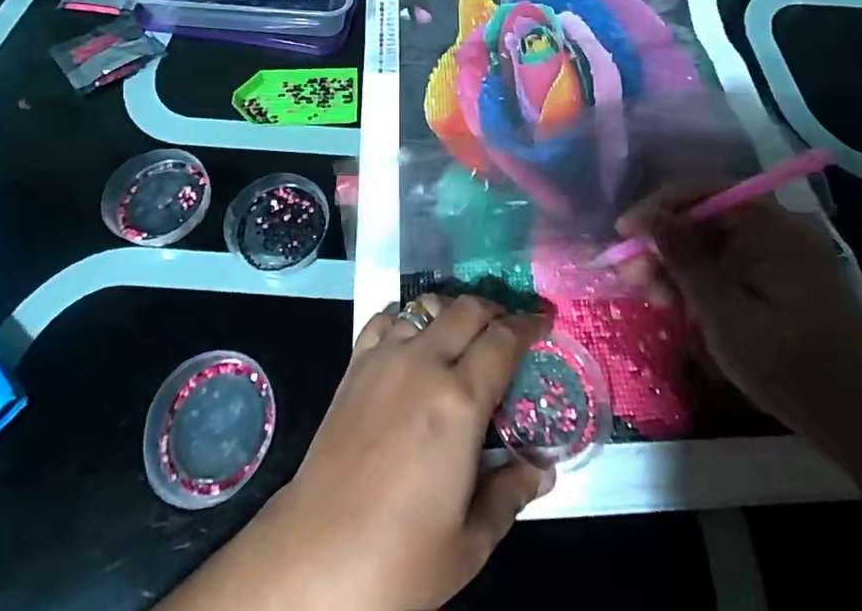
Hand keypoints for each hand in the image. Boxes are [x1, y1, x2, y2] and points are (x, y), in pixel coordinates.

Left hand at [166, 295, 554, 610]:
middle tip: (510, 328)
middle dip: (494, 310)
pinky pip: (383, 321)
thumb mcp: (473, 537)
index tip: (544, 321)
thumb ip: (510, 491)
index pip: (503, 340)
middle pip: (465, 310)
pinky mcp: (352, 368)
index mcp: (459, 401)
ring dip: (451, 311)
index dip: (529, 325)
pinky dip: (406, 318)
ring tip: (465, 334)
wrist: (316, 552)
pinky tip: (414, 341)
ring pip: (423, 307)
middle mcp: (421, 365)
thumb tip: (542, 469)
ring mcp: (381, 361)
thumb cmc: (403, 554)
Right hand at [617, 187, 861, 449]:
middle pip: (706, 216)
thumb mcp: (723, 313)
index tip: (624, 233)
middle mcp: (781, 231)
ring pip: (712, 240)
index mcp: (776, 231)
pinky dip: (699, 276)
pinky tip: (675, 299)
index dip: (660, 206)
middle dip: (663, 241)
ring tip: (650, 294)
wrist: (851, 418)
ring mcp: (782, 253)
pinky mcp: (779, 275)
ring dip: (675, 262)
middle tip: (630, 274)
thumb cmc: (785, 366)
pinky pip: (728, 260)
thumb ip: (685, 259)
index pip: (707, 192)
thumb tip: (649, 215)